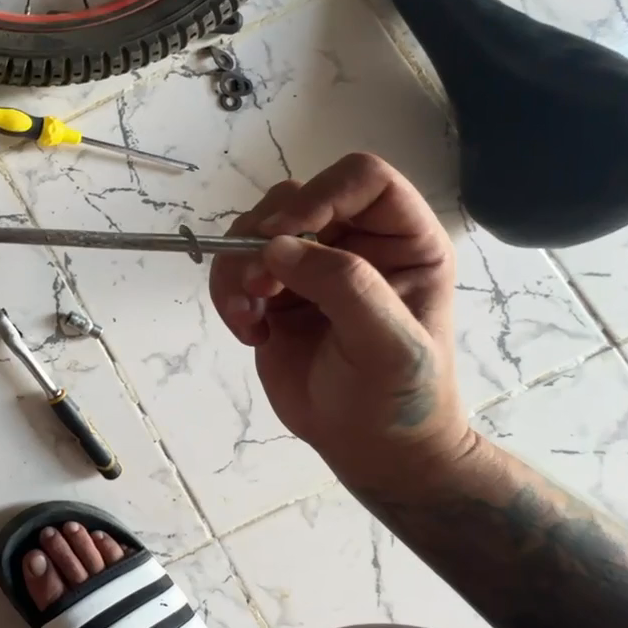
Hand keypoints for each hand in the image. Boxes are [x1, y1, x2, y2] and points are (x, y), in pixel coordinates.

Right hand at [208, 153, 474, 495]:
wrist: (369, 447)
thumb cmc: (398, 398)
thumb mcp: (389, 345)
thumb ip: (345, 288)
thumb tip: (277, 247)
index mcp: (402, 242)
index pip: (361, 179)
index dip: (320, 196)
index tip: (284, 235)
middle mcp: (353, 242)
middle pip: (290, 199)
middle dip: (262, 240)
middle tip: (262, 289)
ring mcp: (307, 264)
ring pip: (249, 231)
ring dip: (236, 272)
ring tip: (250, 317)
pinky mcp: (270, 288)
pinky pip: (228, 265)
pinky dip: (225, 296)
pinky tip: (248, 330)